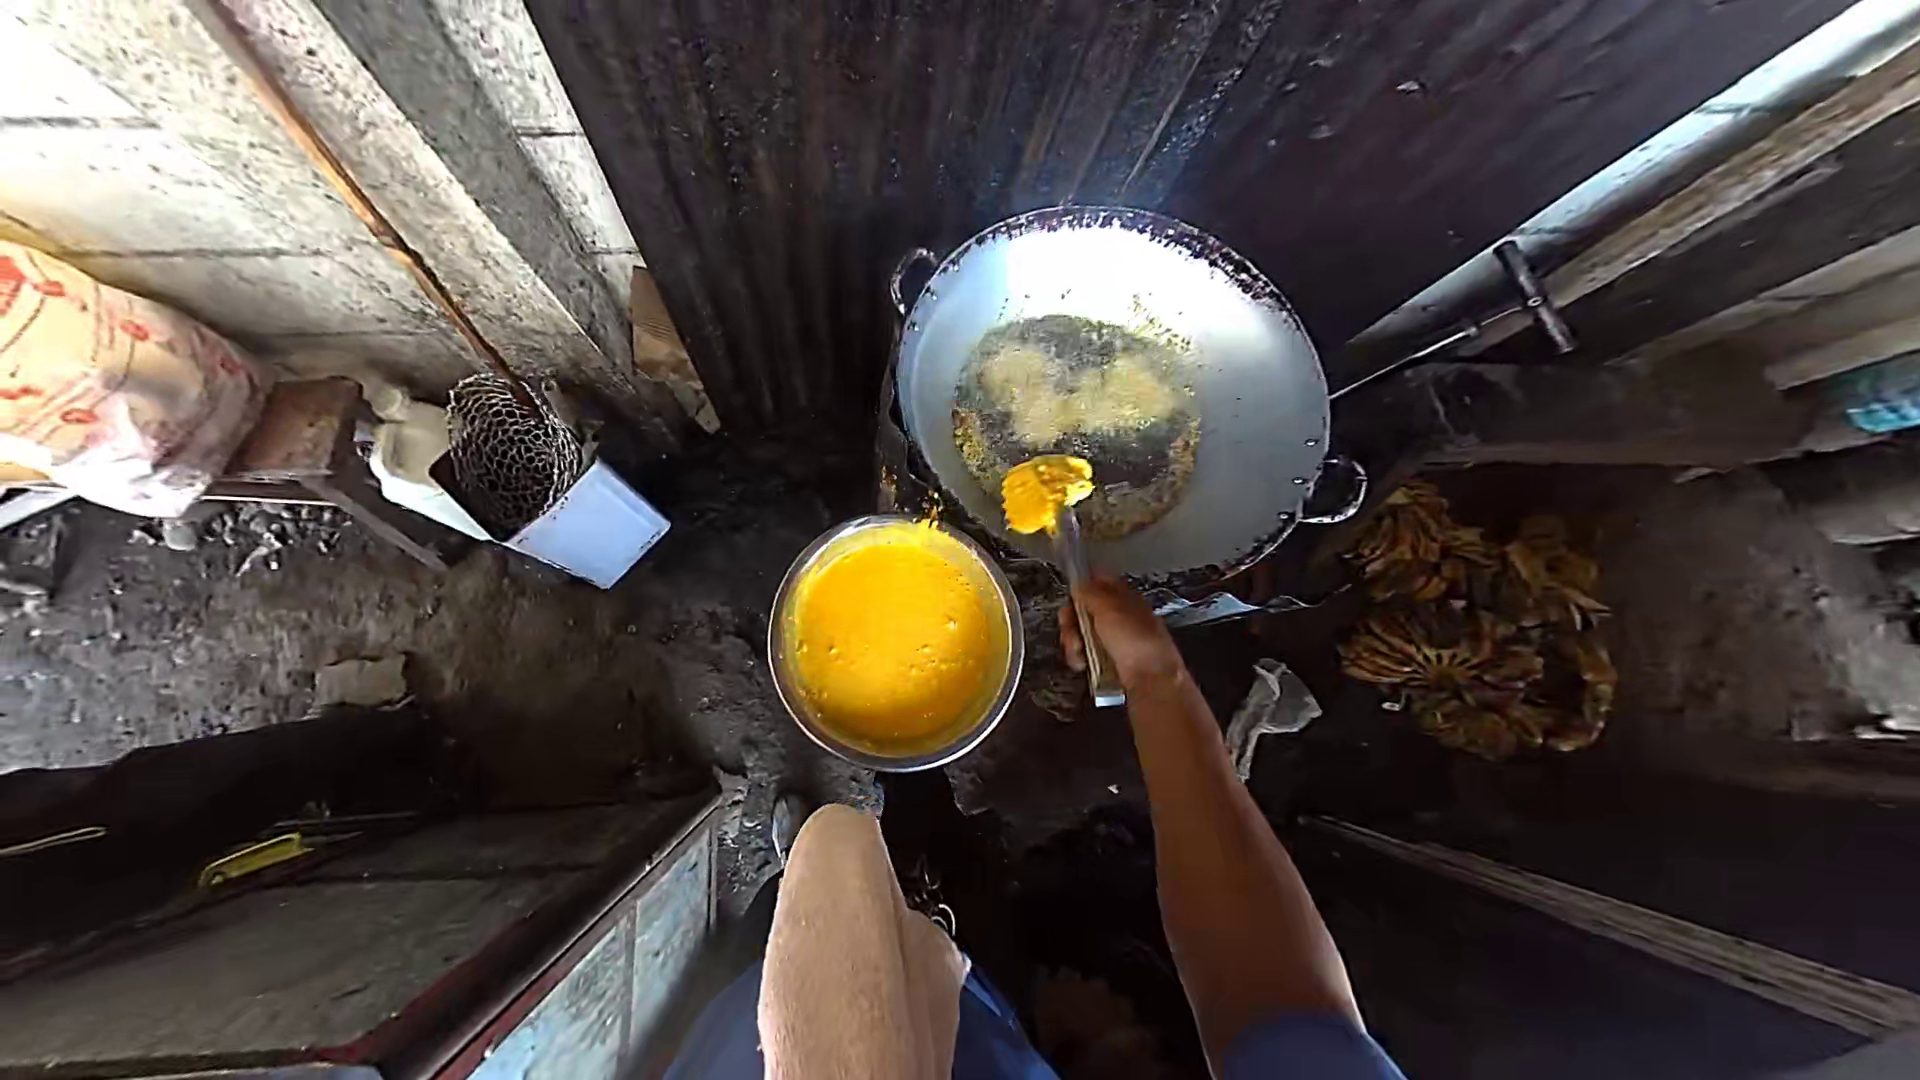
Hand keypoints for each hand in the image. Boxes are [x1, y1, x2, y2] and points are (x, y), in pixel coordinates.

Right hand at [1058, 576, 1188, 689]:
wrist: (1150, 680)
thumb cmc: (1133, 640)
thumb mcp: (1109, 608)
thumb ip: (1090, 591)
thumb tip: (1078, 582)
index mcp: (1124, 597)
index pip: (1099, 581)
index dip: (1082, 586)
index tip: (1070, 597)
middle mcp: (1118, 616)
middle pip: (1084, 609)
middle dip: (1071, 619)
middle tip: (1070, 628)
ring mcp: (1113, 640)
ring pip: (1081, 632)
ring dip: (1073, 641)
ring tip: (1078, 651)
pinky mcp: (1107, 660)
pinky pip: (1085, 652)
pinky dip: (1079, 657)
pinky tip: (1082, 664)